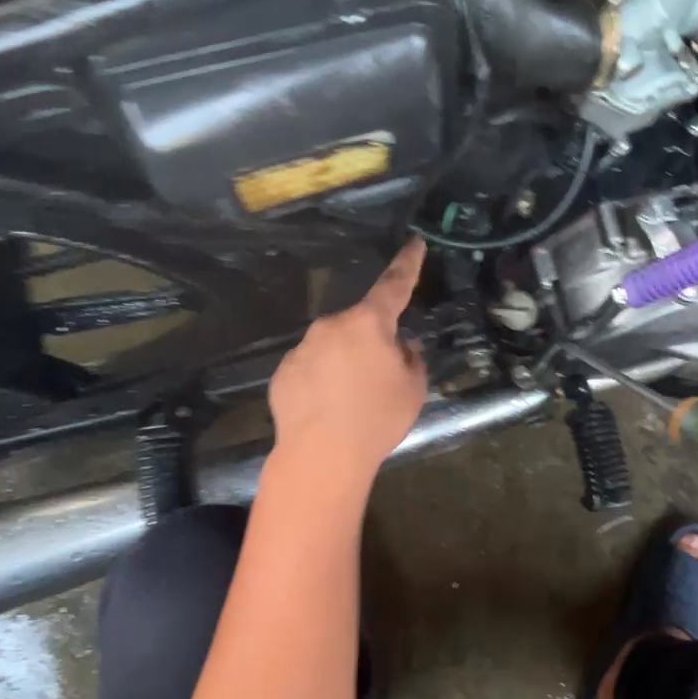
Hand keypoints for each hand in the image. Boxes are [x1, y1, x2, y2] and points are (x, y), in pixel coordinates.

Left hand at [267, 239, 429, 482]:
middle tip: (381, 381)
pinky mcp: (282, 373)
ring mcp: (302, 348)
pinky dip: (321, 383)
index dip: (407, 264)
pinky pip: (310, 370)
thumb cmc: (376, 420)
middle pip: (359, 326)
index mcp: (369, 323)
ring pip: (331, 349)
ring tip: (351, 405)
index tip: (414, 243)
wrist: (321, 455)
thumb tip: (402, 347)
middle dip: (371, 344)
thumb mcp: (413, 391)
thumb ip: (412, 360)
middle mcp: (331, 326)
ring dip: (343, 365)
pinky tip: (327, 412)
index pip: (393, 285)